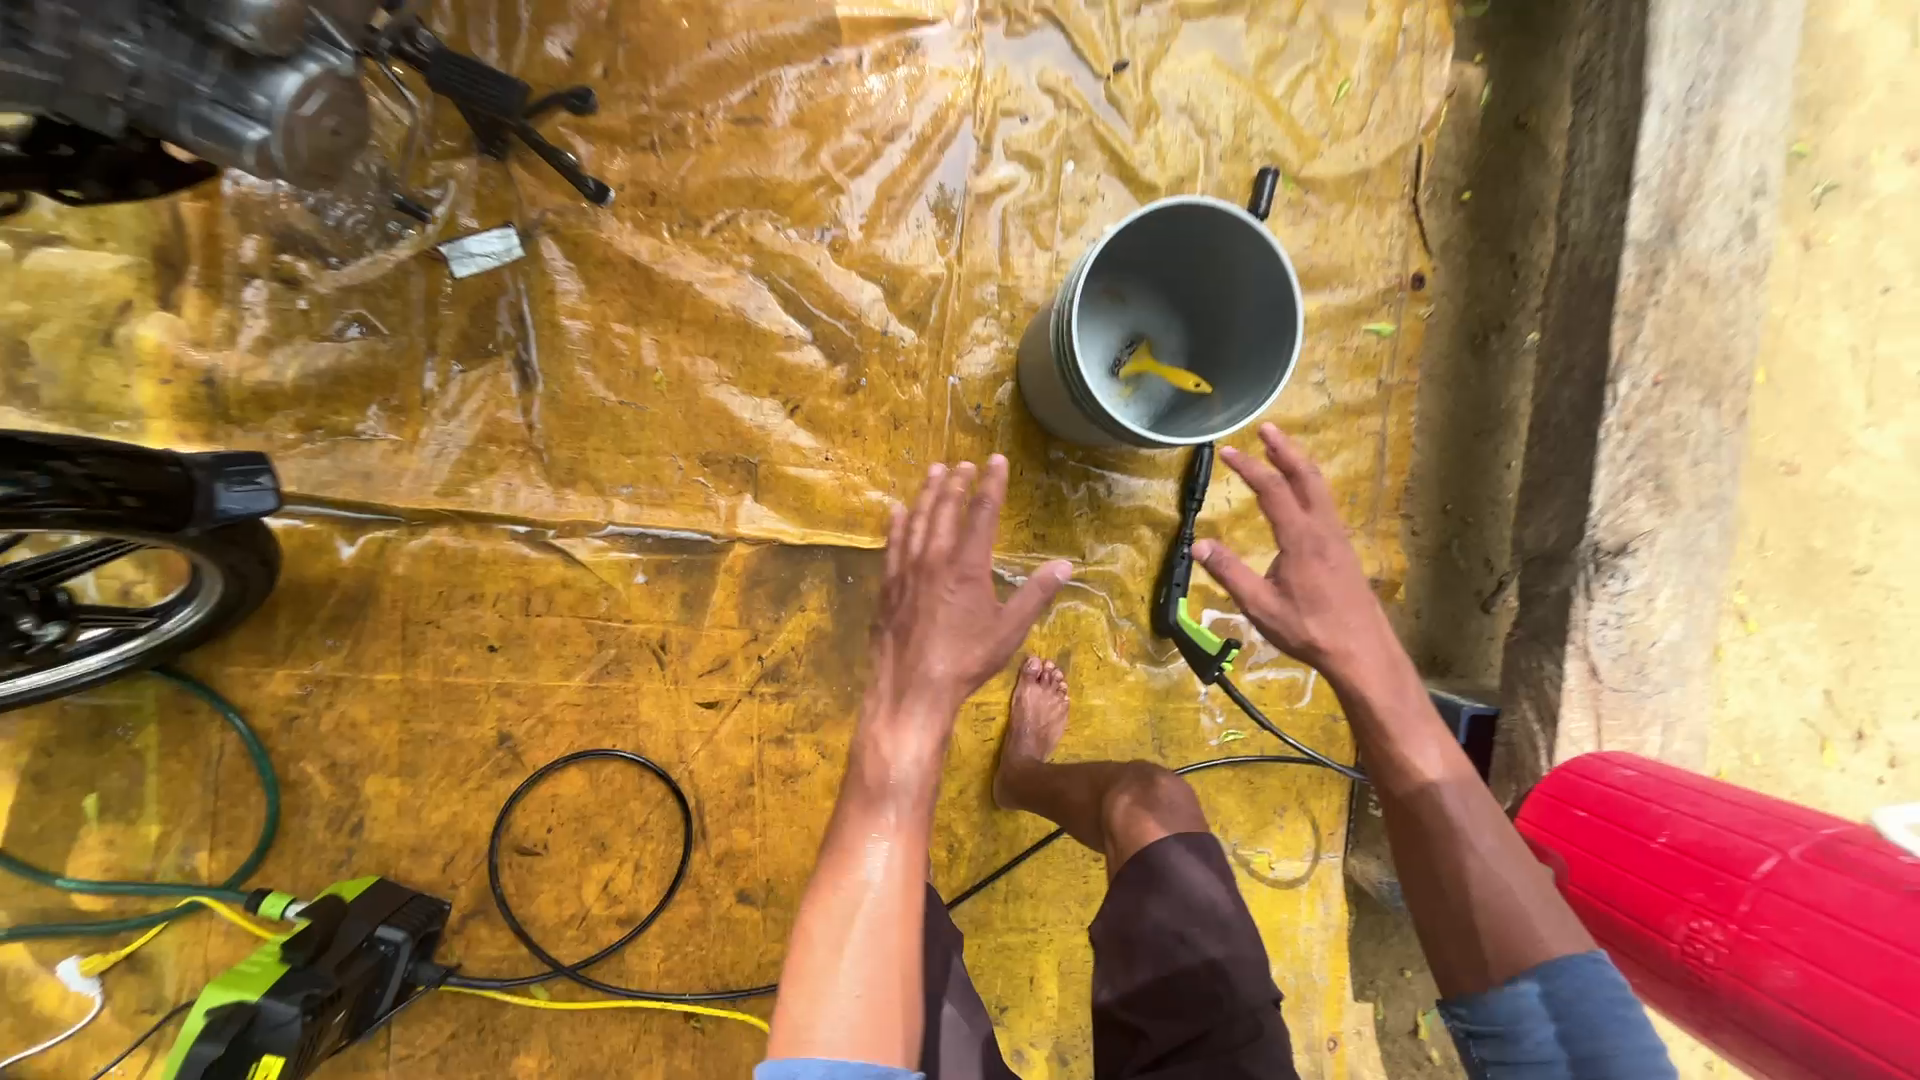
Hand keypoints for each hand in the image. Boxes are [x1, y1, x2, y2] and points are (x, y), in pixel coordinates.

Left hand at [866, 455, 1072, 733]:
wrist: (912, 687)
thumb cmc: (966, 660)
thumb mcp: (1009, 630)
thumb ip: (1036, 594)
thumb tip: (1065, 565)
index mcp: (968, 565)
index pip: (983, 512)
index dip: (991, 483)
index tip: (996, 460)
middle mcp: (934, 558)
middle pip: (945, 508)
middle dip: (956, 482)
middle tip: (964, 463)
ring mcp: (906, 570)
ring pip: (916, 520)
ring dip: (927, 493)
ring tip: (934, 472)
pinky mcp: (888, 586)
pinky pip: (892, 544)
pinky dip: (897, 524)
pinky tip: (897, 512)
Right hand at [1192, 424, 1394, 683]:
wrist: (1362, 651)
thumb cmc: (1308, 629)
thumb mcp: (1260, 606)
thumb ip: (1229, 573)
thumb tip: (1198, 544)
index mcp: (1301, 538)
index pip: (1272, 490)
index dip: (1249, 467)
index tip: (1227, 452)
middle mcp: (1323, 529)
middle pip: (1305, 477)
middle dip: (1284, 450)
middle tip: (1267, 429)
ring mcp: (1338, 538)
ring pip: (1320, 488)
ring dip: (1299, 464)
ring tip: (1282, 450)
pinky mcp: (1344, 549)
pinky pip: (1326, 503)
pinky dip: (1310, 485)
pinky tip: (1302, 493)